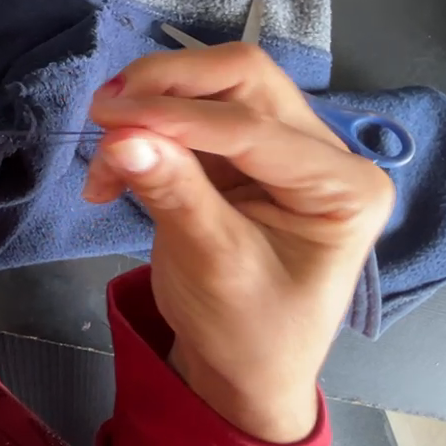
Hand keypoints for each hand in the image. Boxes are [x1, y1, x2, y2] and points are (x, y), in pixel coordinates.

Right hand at [85, 43, 394, 442]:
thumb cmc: (247, 331)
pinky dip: (139, 131)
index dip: (175, 116)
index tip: (107, 120)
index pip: (252, 126)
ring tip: (102, 151)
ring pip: (208, 86)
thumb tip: (120, 138)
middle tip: (104, 111)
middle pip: (240, 79)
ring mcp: (275, 145)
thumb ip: (174, 194)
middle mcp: (318, 151)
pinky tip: (109, 171)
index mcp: (343, 185)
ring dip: (148, 104)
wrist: (241, 366)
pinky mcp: (232, 152)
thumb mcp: (213, 268)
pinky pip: (182, 115)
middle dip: (167, 85)